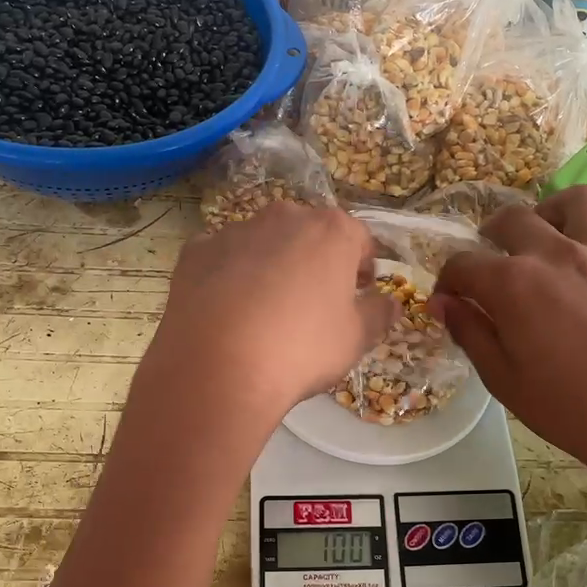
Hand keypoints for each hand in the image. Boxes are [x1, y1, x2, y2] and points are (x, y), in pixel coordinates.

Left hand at [143, 203, 396, 421]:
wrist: (217, 369)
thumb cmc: (301, 350)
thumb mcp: (356, 339)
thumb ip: (380, 313)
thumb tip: (391, 302)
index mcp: (332, 231)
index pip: (360, 239)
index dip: (363, 267)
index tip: (359, 294)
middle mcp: (284, 217)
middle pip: (309, 234)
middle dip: (315, 262)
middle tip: (313, 305)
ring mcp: (234, 230)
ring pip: (263, 244)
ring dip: (271, 267)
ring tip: (265, 313)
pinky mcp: (195, 252)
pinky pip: (223, 259)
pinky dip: (229, 278)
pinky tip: (228, 313)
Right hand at [430, 186, 586, 491]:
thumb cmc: (568, 409)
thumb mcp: (503, 380)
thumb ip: (470, 333)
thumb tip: (442, 304)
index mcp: (512, 284)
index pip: (463, 265)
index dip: (447, 282)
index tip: (446, 303)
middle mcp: (556, 255)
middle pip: (513, 219)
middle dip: (490, 234)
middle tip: (489, 263)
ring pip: (577, 201)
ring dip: (552, 210)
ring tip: (546, 235)